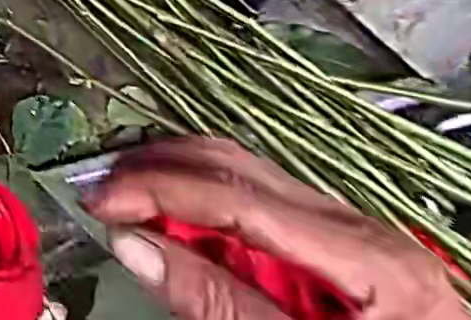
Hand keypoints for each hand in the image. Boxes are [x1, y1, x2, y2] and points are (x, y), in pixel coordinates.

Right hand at [88, 138, 467, 319]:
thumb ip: (219, 304)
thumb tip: (129, 242)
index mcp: (372, 257)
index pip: (235, 192)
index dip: (156, 188)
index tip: (98, 200)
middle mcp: (361, 228)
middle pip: (234, 164)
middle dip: (156, 170)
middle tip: (99, 190)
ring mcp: (352, 234)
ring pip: (240, 172)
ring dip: (173, 179)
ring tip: (123, 197)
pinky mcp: (338, 249)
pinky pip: (256, 205)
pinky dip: (202, 206)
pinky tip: (171, 220)